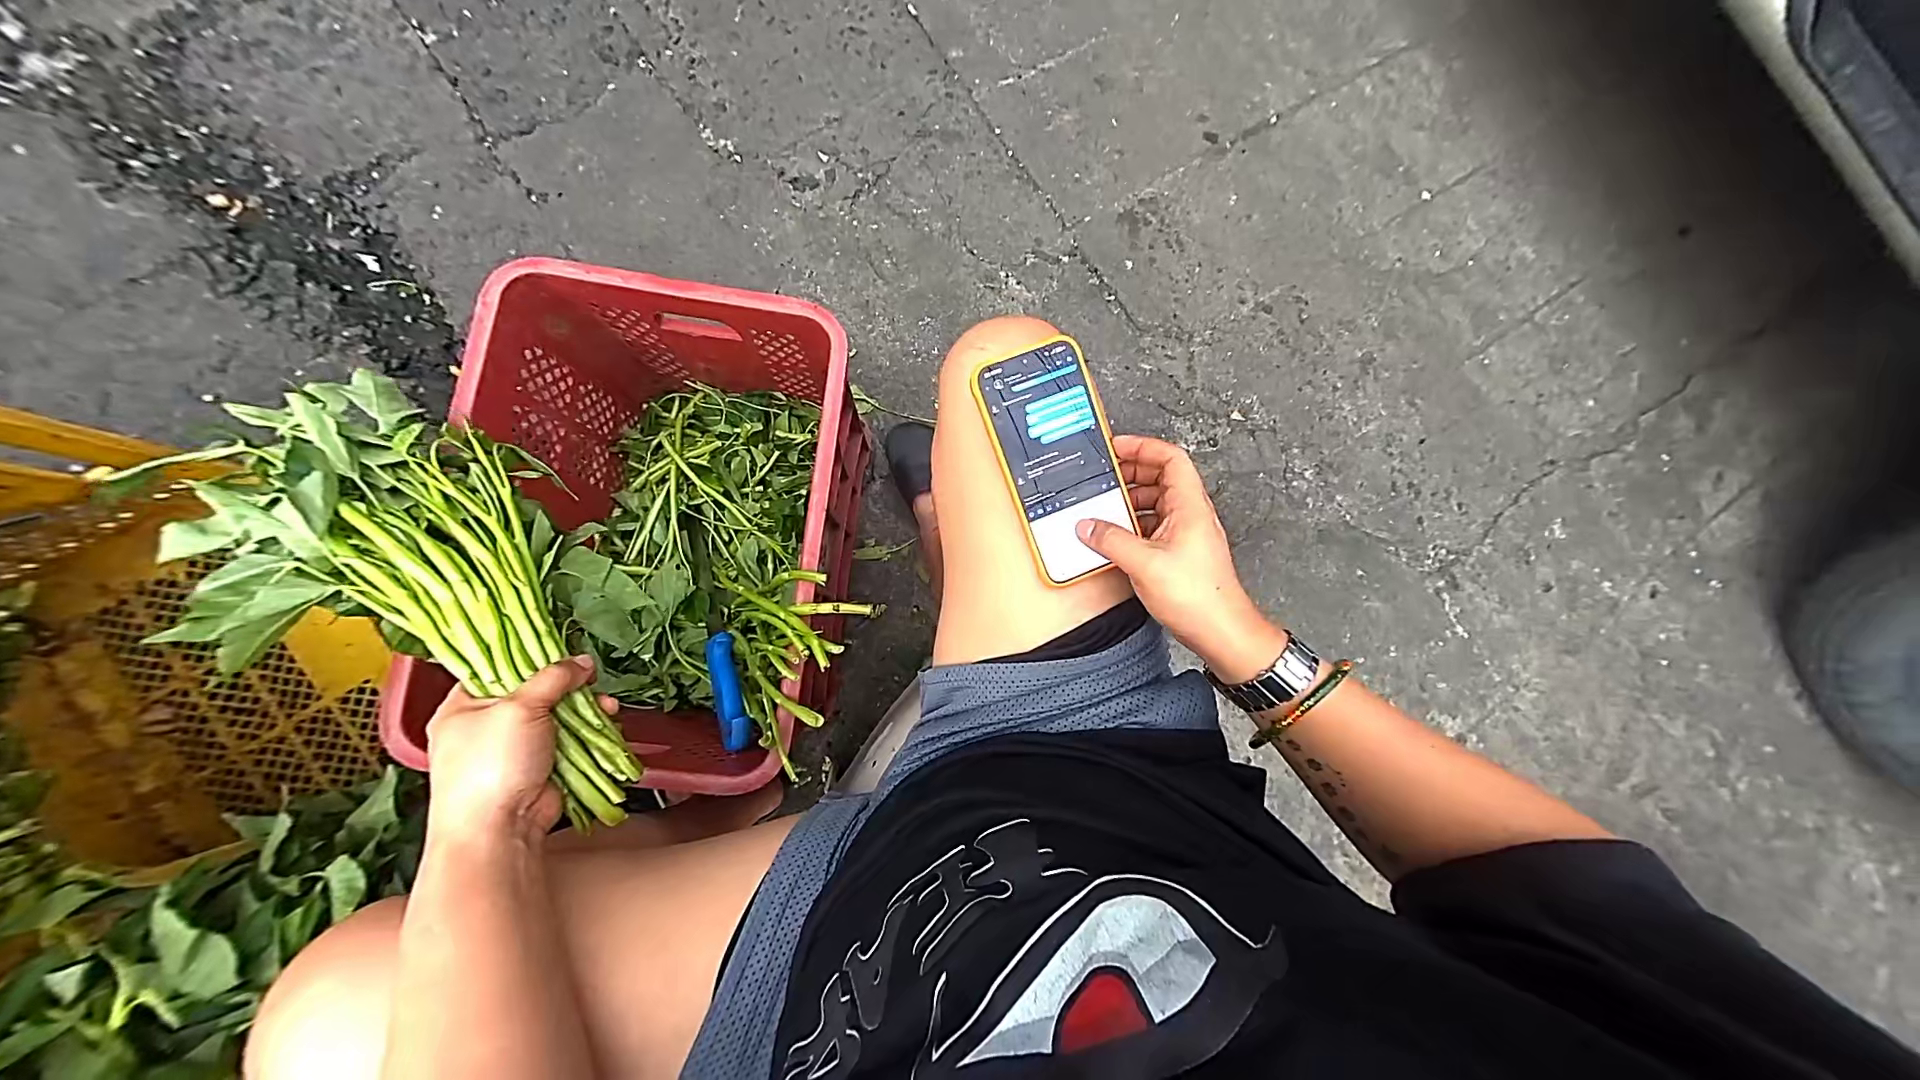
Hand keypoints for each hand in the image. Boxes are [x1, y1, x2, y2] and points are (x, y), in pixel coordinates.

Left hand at [424, 656, 611, 843]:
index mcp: (463, 707)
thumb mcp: (519, 708)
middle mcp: (488, 723)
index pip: (496, 667)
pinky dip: (591, 727)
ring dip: (585, 705)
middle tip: (588, 677)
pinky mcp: (543, 762)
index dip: (528, 655)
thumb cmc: (491, 767)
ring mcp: (517, 745)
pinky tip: (605, 719)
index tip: (559, 647)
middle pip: (536, 688)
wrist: (500, 830)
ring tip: (603, 704)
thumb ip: (553, 677)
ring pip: (560, 712)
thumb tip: (581, 661)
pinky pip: (572, 735)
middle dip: (568, 683)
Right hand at [1078, 435, 1286, 680]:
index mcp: (1189, 506)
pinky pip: (1153, 525)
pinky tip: (1115, 534)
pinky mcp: (1179, 552)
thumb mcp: (1144, 563)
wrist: (1221, 631)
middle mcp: (1190, 514)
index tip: (1116, 448)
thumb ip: (1110, 540)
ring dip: (1130, 500)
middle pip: (1161, 477)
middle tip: (1104, 476)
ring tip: (1105, 505)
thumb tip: (1088, 525)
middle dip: (1130, 473)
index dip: (1142, 447)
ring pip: (1156, 502)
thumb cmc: (1199, 597)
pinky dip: (1133, 523)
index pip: (1170, 458)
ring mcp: (1186, 533)